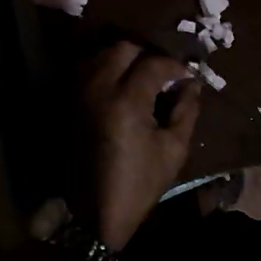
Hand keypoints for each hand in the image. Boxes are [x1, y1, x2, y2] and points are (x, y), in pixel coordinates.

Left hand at [77, 41, 201, 252]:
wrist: (95, 211)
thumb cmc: (139, 184)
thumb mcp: (173, 149)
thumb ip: (186, 110)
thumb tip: (191, 84)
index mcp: (127, 101)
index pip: (154, 63)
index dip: (176, 67)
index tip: (187, 78)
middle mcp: (98, 88)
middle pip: (123, 48)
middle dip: (147, 56)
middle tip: (163, 75)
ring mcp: (79, 94)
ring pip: (101, 55)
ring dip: (124, 60)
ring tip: (142, 80)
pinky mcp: (69, 103)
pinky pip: (87, 71)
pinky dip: (105, 71)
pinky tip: (120, 88)